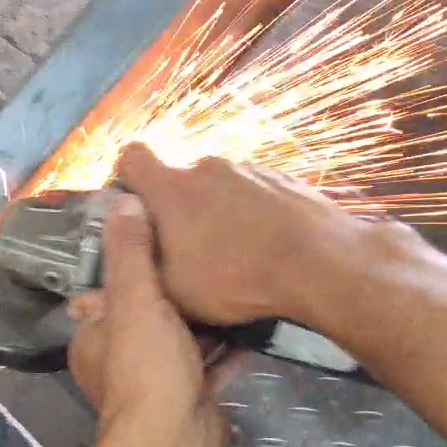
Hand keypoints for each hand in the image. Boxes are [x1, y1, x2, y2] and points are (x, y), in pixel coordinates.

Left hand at [67, 192, 243, 446]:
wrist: (175, 438)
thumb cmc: (146, 365)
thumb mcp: (135, 299)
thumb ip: (130, 253)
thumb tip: (122, 201)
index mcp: (93, 337)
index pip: (105, 294)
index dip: (130, 268)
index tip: (162, 240)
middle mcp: (116, 361)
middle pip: (148, 317)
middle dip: (176, 295)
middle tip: (209, 260)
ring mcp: (153, 384)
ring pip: (180, 342)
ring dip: (206, 323)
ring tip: (237, 287)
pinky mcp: (187, 400)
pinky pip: (207, 368)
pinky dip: (226, 353)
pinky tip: (253, 330)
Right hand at [116, 143, 372, 326]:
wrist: (320, 263)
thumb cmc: (232, 278)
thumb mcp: (170, 288)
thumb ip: (142, 260)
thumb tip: (130, 245)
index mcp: (171, 190)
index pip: (131, 158)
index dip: (126, 179)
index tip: (133, 210)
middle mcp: (207, 168)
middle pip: (178, 183)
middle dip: (177, 213)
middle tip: (186, 254)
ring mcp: (250, 169)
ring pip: (217, 191)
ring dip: (216, 216)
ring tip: (233, 257)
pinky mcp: (284, 179)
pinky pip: (252, 196)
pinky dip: (250, 218)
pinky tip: (263, 250)